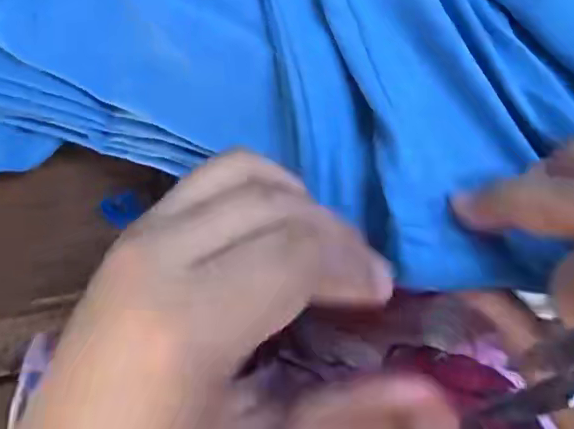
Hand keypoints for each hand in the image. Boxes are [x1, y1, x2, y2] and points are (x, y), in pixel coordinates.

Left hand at [20, 151, 446, 428]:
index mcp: (185, 319)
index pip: (295, 250)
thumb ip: (348, 412)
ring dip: (292, 198)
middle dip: (332, 230)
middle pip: (273, 201)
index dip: (352, 262)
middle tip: (360, 278)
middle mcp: (158, 252)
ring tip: (316, 249)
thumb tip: (442, 401)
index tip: (384, 293)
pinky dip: (253, 190)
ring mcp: (138, 231)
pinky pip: (206, 179)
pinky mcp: (131, 228)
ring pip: (240, 169)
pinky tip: (267, 235)